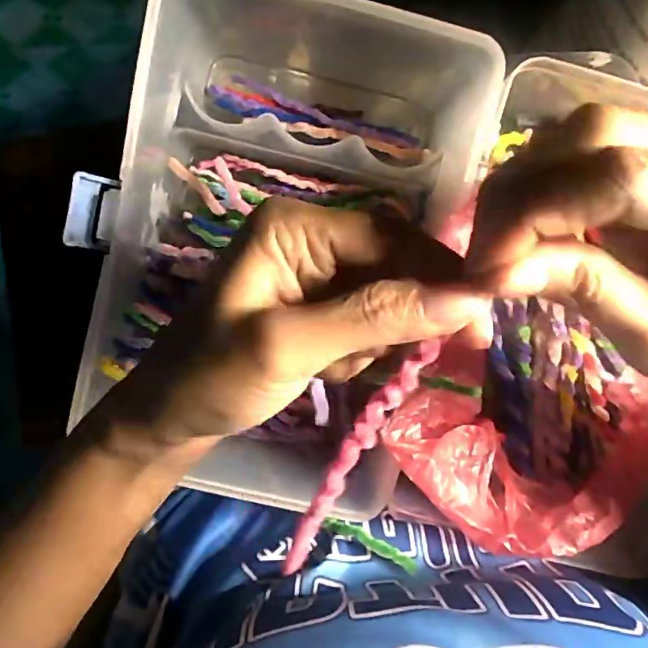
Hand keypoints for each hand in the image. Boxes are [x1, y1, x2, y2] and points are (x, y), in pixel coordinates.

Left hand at [105, 198, 489, 446]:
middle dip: (402, 318)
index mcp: (295, 226)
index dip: (438, 273)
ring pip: (389, 300)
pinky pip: (371, 325)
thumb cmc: (211, 377)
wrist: (167, 421)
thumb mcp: (288, 346)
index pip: (388, 236)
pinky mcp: (319, 309)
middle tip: (404, 361)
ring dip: (378, 344)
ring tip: (334, 371)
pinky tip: (329, 374)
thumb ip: (373, 317)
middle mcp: (311, 239)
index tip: (480, 319)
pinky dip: (364, 355)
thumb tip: (465, 298)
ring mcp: (315, 275)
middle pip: (394, 267)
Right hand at [467, 101, 647, 412]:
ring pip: (587, 123)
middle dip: (525, 190)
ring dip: (526, 178)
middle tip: (485, 252)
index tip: (488, 265)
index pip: (632, 176)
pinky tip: (532, 214)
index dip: (543, 210)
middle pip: (604, 130)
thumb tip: (492, 271)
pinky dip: (544, 172)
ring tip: (504, 237)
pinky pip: (590, 134)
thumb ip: (586, 291)